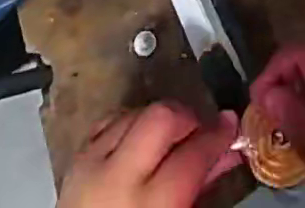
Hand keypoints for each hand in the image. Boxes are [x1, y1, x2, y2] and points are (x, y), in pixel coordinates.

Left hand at [57, 102, 241, 207]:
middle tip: (200, 130)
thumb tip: (226, 152)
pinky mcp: (74, 163)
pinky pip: (110, 122)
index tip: (231, 125)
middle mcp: (116, 180)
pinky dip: (130, 123)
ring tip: (171, 139)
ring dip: (160, 120)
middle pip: (161, 118)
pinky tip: (141, 141)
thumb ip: (200, 189)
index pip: (192, 155)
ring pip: (136, 114)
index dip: (218, 136)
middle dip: (187, 117)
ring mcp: (90, 168)